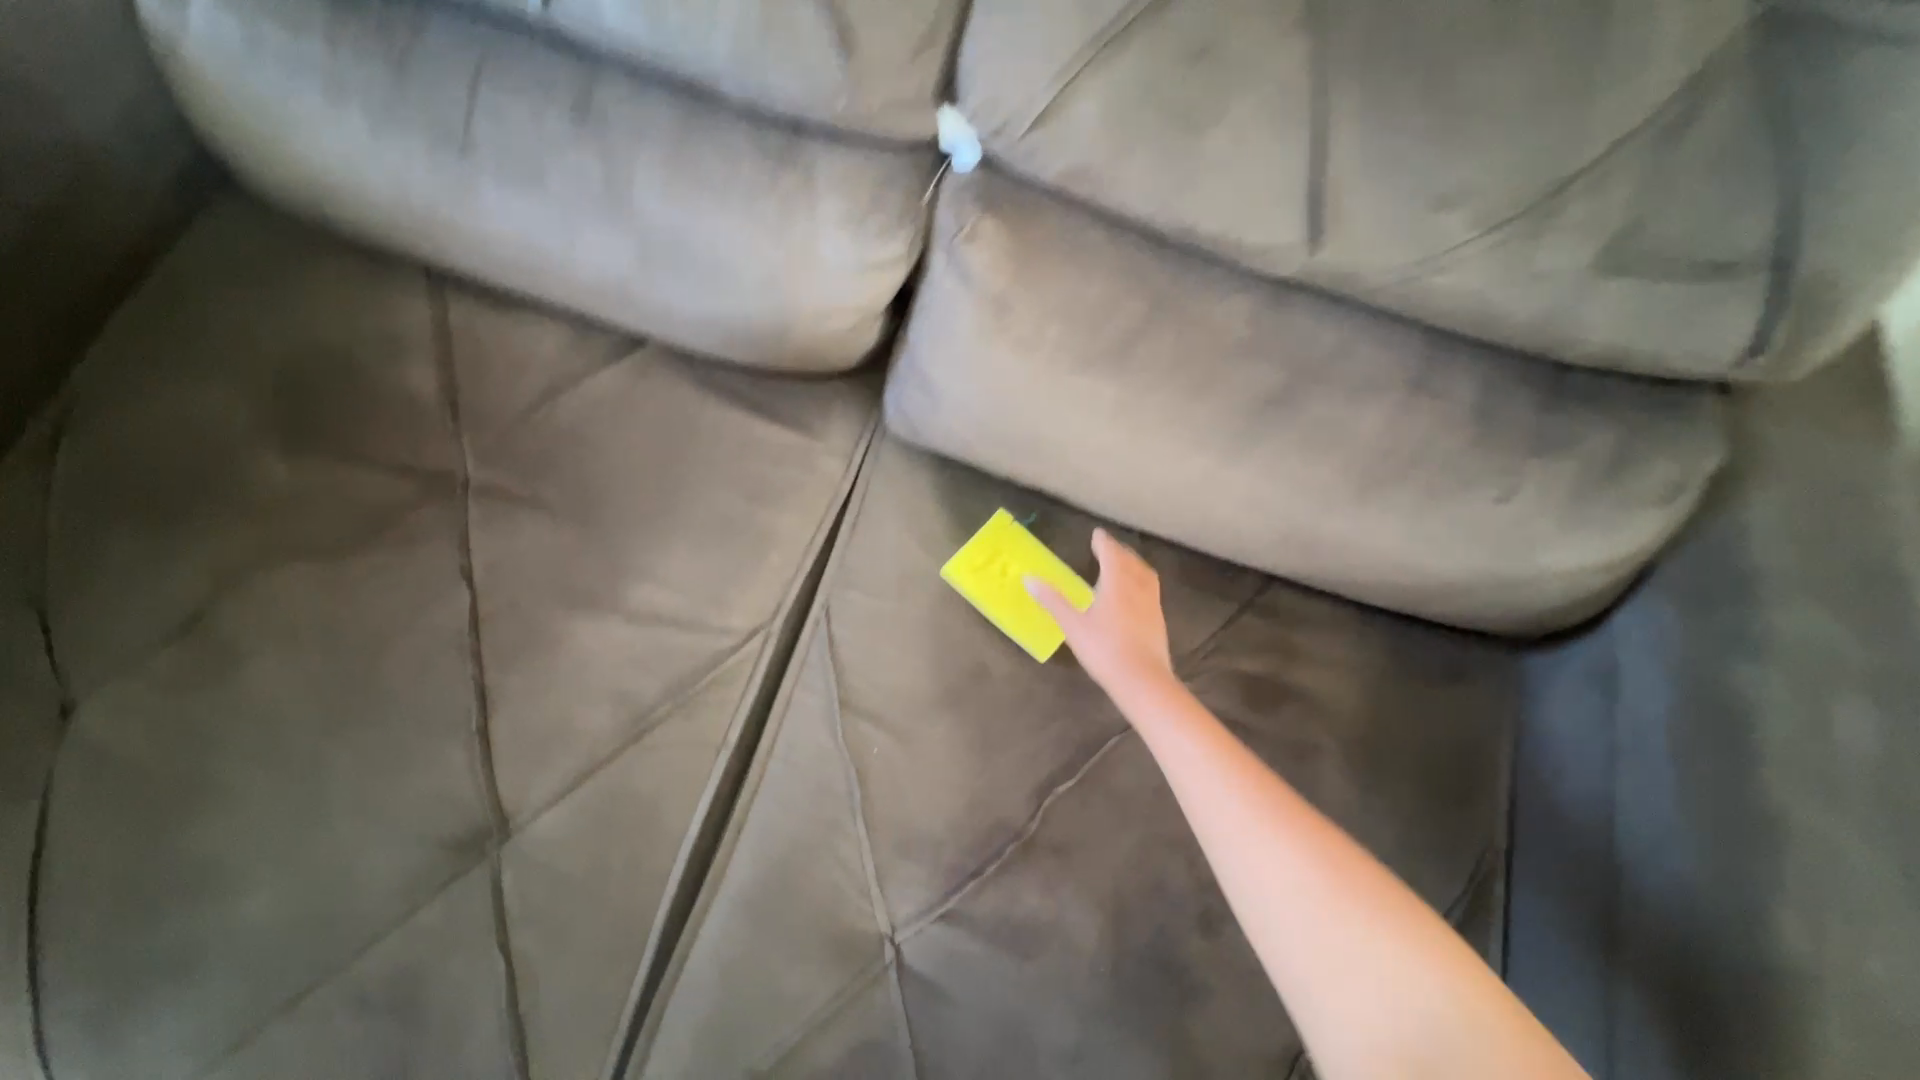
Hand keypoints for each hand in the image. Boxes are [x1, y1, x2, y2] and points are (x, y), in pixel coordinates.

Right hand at [1027, 528, 1173, 694]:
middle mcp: (1138, 587)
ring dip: (1133, 564)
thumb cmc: (1103, 649)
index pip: (1111, 554)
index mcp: (1117, 582)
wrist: (1142, 679)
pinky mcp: (1158, 620)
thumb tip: (1029, 579)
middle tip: (1108, 547)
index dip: (1103, 542)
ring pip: (1145, 574)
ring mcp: (1152, 603)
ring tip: (1124, 565)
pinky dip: (1141, 581)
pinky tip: (1135, 594)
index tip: (1097, 534)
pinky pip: (1151, 590)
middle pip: (1130, 561)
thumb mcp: (1072, 626)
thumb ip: (1052, 601)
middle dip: (1118, 551)